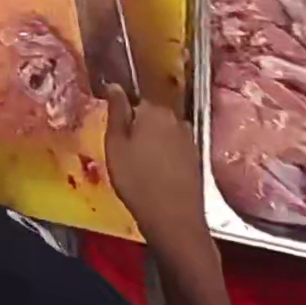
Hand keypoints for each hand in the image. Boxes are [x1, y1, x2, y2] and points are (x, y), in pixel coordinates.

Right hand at [102, 84, 210, 253]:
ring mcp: (189, 138)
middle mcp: (176, 119)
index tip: (110, 125)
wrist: (173, 218)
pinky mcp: (195, 157)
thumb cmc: (136, 179)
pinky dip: (161, 152)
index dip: (120, 110)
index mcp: (154, 111)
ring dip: (149, 139)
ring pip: (161, 130)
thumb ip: (116, 111)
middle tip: (119, 146)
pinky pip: (172, 145)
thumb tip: (115, 86)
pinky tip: (151, 170)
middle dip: (135, 124)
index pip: (133, 97)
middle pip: (150, 114)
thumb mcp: (115, 144)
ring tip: (134, 160)